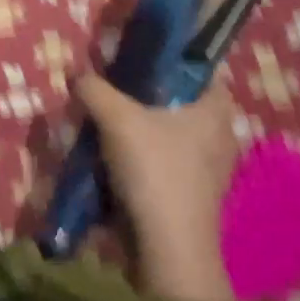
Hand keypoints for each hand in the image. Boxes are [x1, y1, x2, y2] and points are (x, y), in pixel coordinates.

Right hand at [75, 72, 239, 300]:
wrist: (169, 242)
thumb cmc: (155, 169)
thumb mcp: (115, 118)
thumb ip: (94, 89)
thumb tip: (78, 75)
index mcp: (216, 108)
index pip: (198, 68)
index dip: (166, 59)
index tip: (131, 58)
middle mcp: (221, 132)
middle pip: (178, 99)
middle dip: (143, 94)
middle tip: (108, 89)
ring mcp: (209, 164)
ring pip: (169, 128)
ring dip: (138, 124)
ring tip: (102, 122)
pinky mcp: (192, 188)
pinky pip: (164, 155)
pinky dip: (141, 150)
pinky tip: (112, 155)